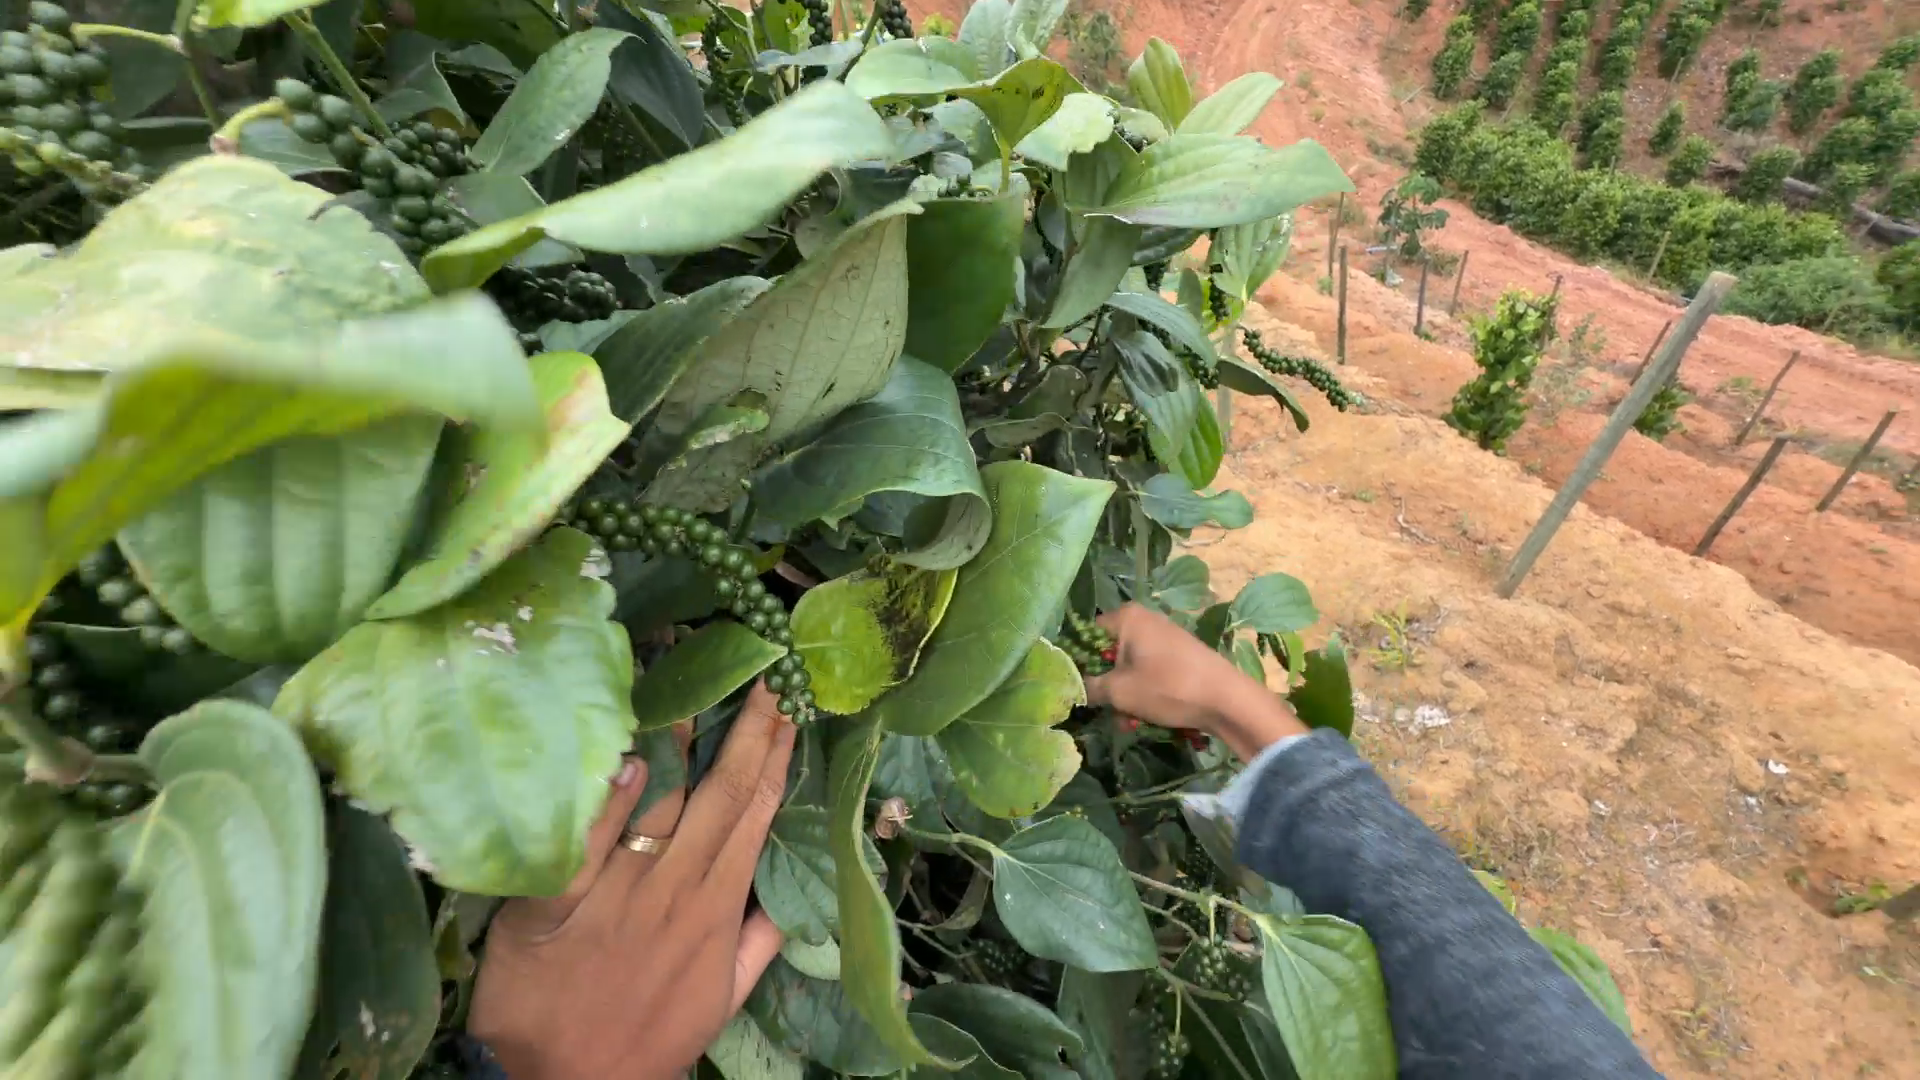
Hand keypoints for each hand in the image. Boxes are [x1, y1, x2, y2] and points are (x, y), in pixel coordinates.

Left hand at [468, 685, 797, 1079]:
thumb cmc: (651, 1032)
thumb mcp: (725, 996)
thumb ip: (762, 935)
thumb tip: (793, 882)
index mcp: (721, 902)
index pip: (759, 810)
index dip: (779, 754)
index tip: (792, 705)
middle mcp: (680, 887)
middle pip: (724, 794)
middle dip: (750, 730)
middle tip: (765, 675)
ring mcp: (620, 896)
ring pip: (662, 807)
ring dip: (684, 746)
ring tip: (698, 686)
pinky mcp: (557, 911)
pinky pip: (585, 849)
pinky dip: (608, 806)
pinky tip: (629, 761)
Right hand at [1085, 604, 1305, 762]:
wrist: (1228, 700)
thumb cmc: (1168, 687)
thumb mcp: (1120, 692)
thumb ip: (1089, 687)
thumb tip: (1073, 686)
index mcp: (1127, 617)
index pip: (1087, 634)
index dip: (1078, 661)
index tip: (1078, 686)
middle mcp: (1144, 619)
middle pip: (1109, 652)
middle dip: (1105, 684)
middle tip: (1106, 709)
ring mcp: (1164, 636)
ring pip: (1129, 666)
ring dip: (1125, 694)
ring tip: (1128, 722)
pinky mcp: (1179, 655)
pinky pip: (1149, 671)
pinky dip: (1144, 691)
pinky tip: (1146, 717)